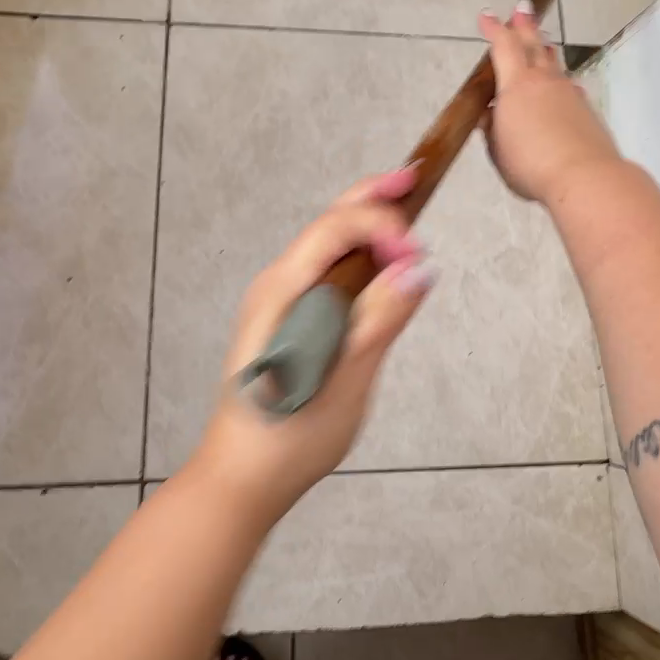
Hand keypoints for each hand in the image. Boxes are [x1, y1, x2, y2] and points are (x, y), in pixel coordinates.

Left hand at [186, 168, 434, 521]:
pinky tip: (379, 265)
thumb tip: (419, 266)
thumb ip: (379, 320)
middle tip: (413, 178)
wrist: (240, 481)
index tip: (419, 257)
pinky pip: (324, 271)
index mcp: (283, 290)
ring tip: (403, 211)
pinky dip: (356, 256)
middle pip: (327, 225)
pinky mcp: (285, 320)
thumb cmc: (290, 437)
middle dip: (371, 199)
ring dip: (365, 224)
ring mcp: (277, 302)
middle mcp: (276, 285)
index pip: (336, 229)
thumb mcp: (345, 380)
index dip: (382, 225)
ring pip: (325, 246)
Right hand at [479, 0, 623, 204]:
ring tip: (541, 42)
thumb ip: (492, 129)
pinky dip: (561, 81)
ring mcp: (567, 93)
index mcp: (516, 85)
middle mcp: (543, 81)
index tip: (486, 15)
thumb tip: (490, 114)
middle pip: (533, 45)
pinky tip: (564, 85)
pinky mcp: (584, 110)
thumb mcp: (497, 150)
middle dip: (525, 26)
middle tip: (523, 7)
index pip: (503, 47)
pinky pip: (568, 86)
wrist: (584, 176)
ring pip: (553, 63)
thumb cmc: (530, 163)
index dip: (494, 29)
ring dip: (544, 49)